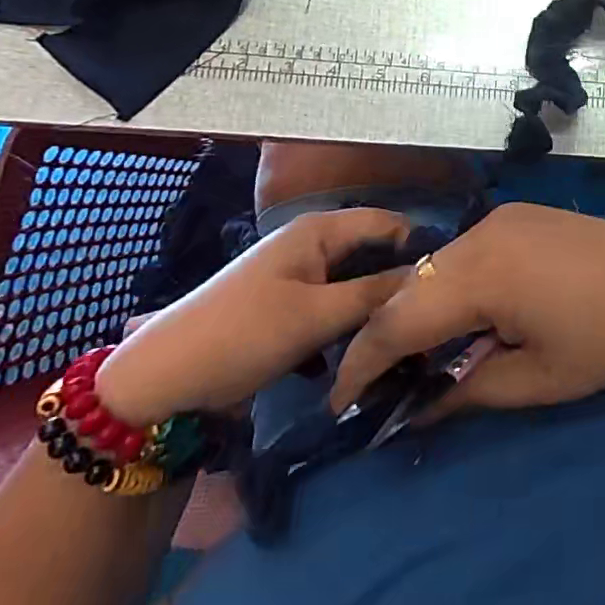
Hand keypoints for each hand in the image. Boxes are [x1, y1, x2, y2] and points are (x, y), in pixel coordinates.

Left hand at [96, 208, 410, 422]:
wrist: (162, 381)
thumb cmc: (242, 335)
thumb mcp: (316, 316)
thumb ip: (374, 294)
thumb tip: (427, 278)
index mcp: (317, 231)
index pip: (387, 223)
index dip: (417, 246)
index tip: (443, 285)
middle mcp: (311, 244)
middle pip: (372, 252)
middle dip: (398, 281)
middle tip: (428, 316)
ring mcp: (298, 274)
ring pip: (355, 282)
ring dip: (375, 306)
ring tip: (404, 335)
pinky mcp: (288, 305)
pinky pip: (335, 304)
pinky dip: (350, 322)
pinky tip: (366, 349)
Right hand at [328, 204, 604, 419]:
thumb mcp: (539, 379)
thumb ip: (467, 393)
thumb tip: (414, 410)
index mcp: (482, 275)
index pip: (397, 322)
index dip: (363, 365)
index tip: (342, 404)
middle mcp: (479, 235)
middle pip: (408, 288)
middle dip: (384, 337)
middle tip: (378, 384)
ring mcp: (498, 218)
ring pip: (432, 267)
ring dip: (417, 309)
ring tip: (418, 355)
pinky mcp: (515, 215)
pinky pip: (461, 252)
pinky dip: (447, 286)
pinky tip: (461, 315)